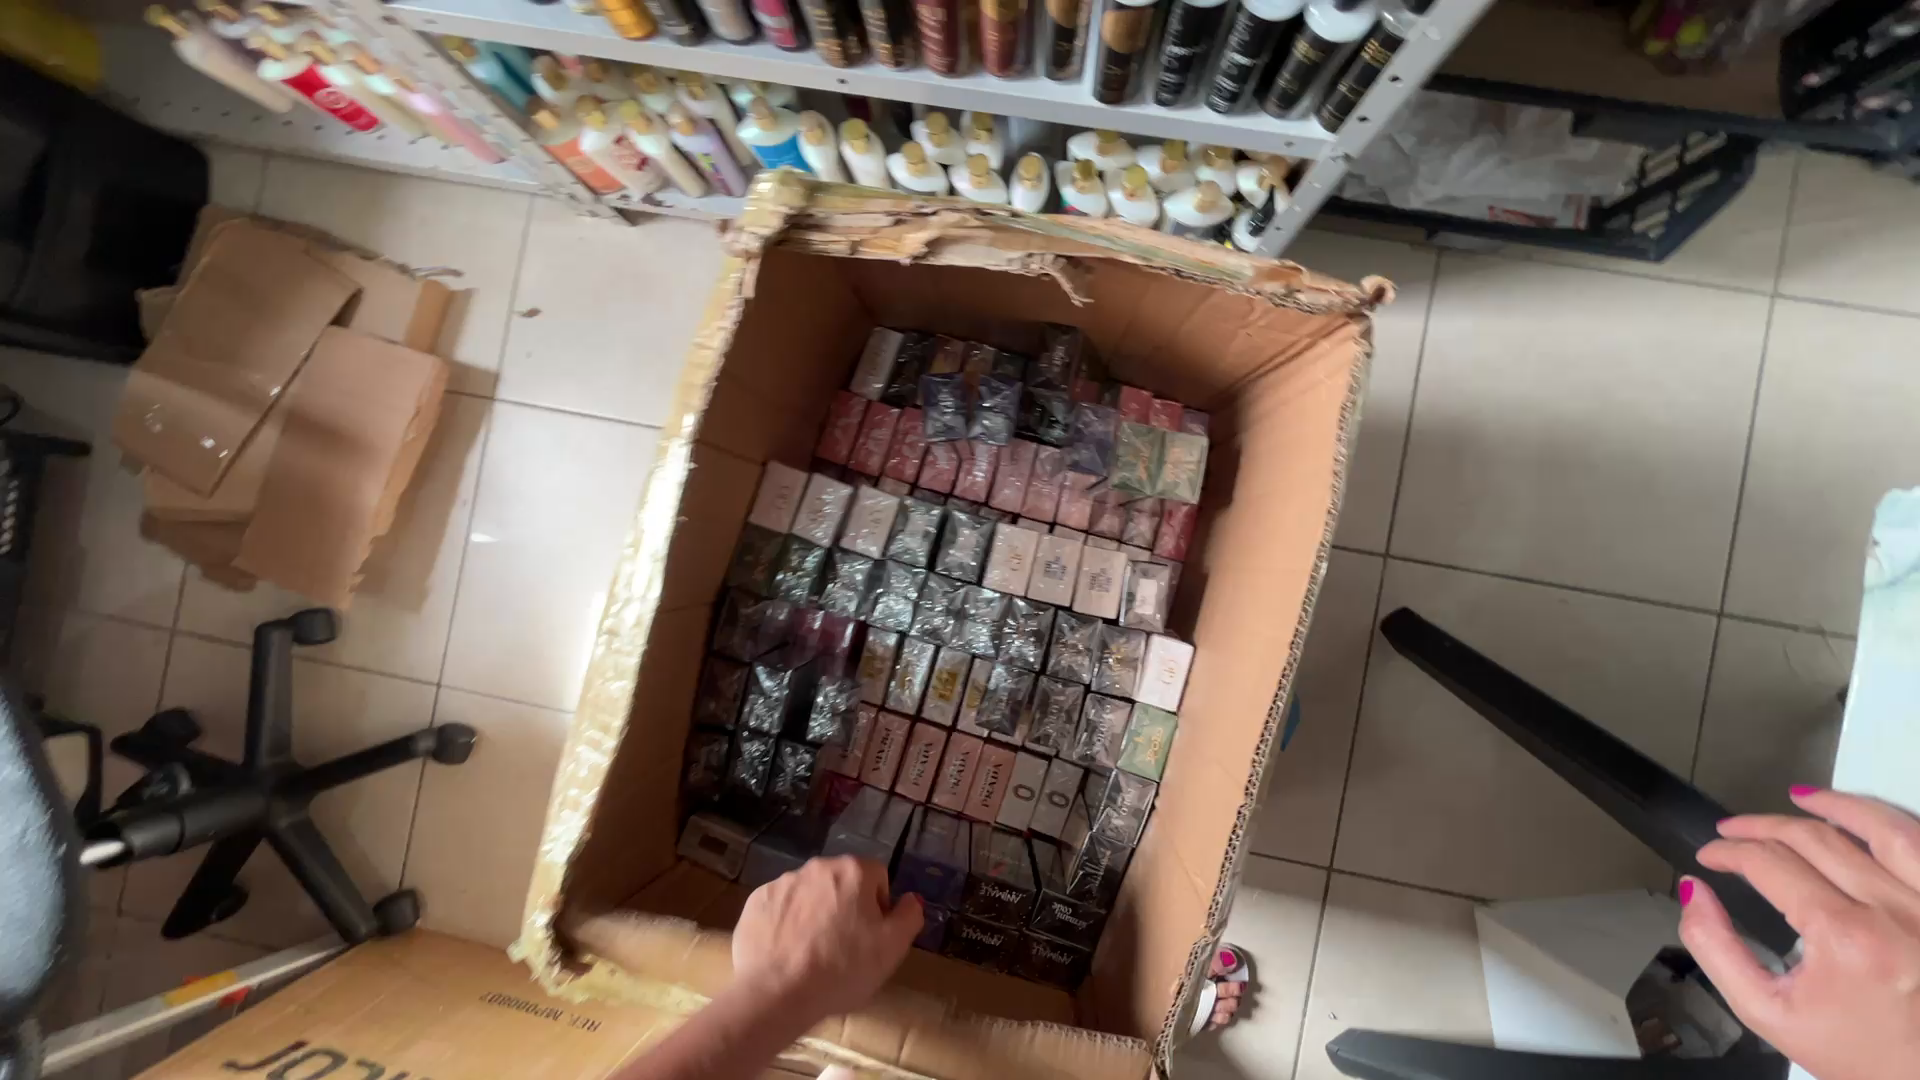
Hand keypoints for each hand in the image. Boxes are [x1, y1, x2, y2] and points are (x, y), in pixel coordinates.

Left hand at [731, 855, 922, 1022]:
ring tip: (812, 953)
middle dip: (845, 907)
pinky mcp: (757, 900)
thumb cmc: (842, 969)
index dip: (878, 909)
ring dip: (815, 913)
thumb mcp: (892, 948)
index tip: (870, 938)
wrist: (776, 994)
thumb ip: (909, 916)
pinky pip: (780, 907)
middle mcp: (819, 865)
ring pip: (810, 894)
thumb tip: (912, 899)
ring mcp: (784, 881)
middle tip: (843, 947)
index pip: (878, 878)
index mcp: (854, 870)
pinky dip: (785, 923)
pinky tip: (786, 952)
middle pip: (842, 883)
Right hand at [1680, 787, 1919, 1079]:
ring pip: (1888, 830)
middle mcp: (1902, 915)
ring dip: (1837, 805)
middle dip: (1759, 826)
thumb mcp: (1769, 1014)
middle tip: (1733, 831)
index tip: (1711, 858)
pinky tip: (1868, 820)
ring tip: (1803, 797)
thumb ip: (1714, 947)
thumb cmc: (1876, 1062)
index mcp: (1847, 936)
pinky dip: (1893, 826)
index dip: (1725, 851)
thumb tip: (1692, 893)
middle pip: (1814, 839)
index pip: (1766, 862)